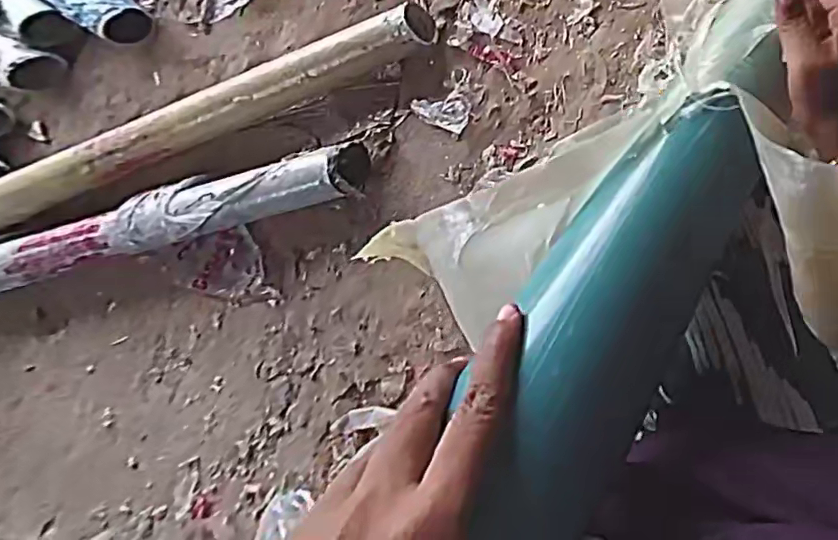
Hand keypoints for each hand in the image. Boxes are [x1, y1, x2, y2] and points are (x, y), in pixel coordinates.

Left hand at [293, 304, 524, 539]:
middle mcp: (380, 501)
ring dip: (411, 422)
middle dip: (450, 373)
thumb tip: (539, 518)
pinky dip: (372, 466)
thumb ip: (490, 526)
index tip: (510, 318)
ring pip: (382, 437)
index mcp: (430, 517)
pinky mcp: (299, 528)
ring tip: (429, 431)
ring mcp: (331, 512)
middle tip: (470, 368)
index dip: (499, 356)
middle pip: (423, 403)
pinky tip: (378, 489)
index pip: (478, 411)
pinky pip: (347, 476)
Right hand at [775, 0, 837, 160]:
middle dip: (808, 4)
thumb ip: (793, 18)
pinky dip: (823, 33)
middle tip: (787, 28)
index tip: (783, 11)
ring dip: (813, 20)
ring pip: (837, 11)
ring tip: (795, 42)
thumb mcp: (801, 58)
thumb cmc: (824, 100)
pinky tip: (808, 52)